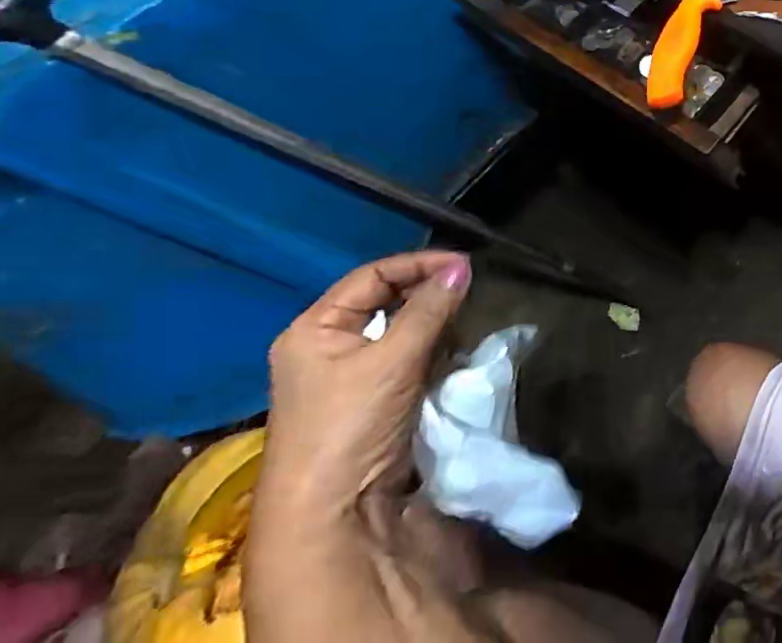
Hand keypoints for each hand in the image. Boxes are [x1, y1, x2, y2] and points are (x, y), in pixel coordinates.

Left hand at [262, 250, 471, 516]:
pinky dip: (430, 352)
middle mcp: (326, 346)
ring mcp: (347, 377)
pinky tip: (452, 351)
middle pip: (384, 302)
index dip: (417, 265)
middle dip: (426, 294)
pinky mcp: (370, 402)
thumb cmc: (349, 426)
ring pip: (398, 332)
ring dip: (432, 325)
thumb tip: (462, 267)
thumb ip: (429, 310)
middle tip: (468, 290)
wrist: (331, 517)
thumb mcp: (392, 360)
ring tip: (464, 319)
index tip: (463, 265)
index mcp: (314, 328)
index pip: (371, 276)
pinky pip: (405, 360)